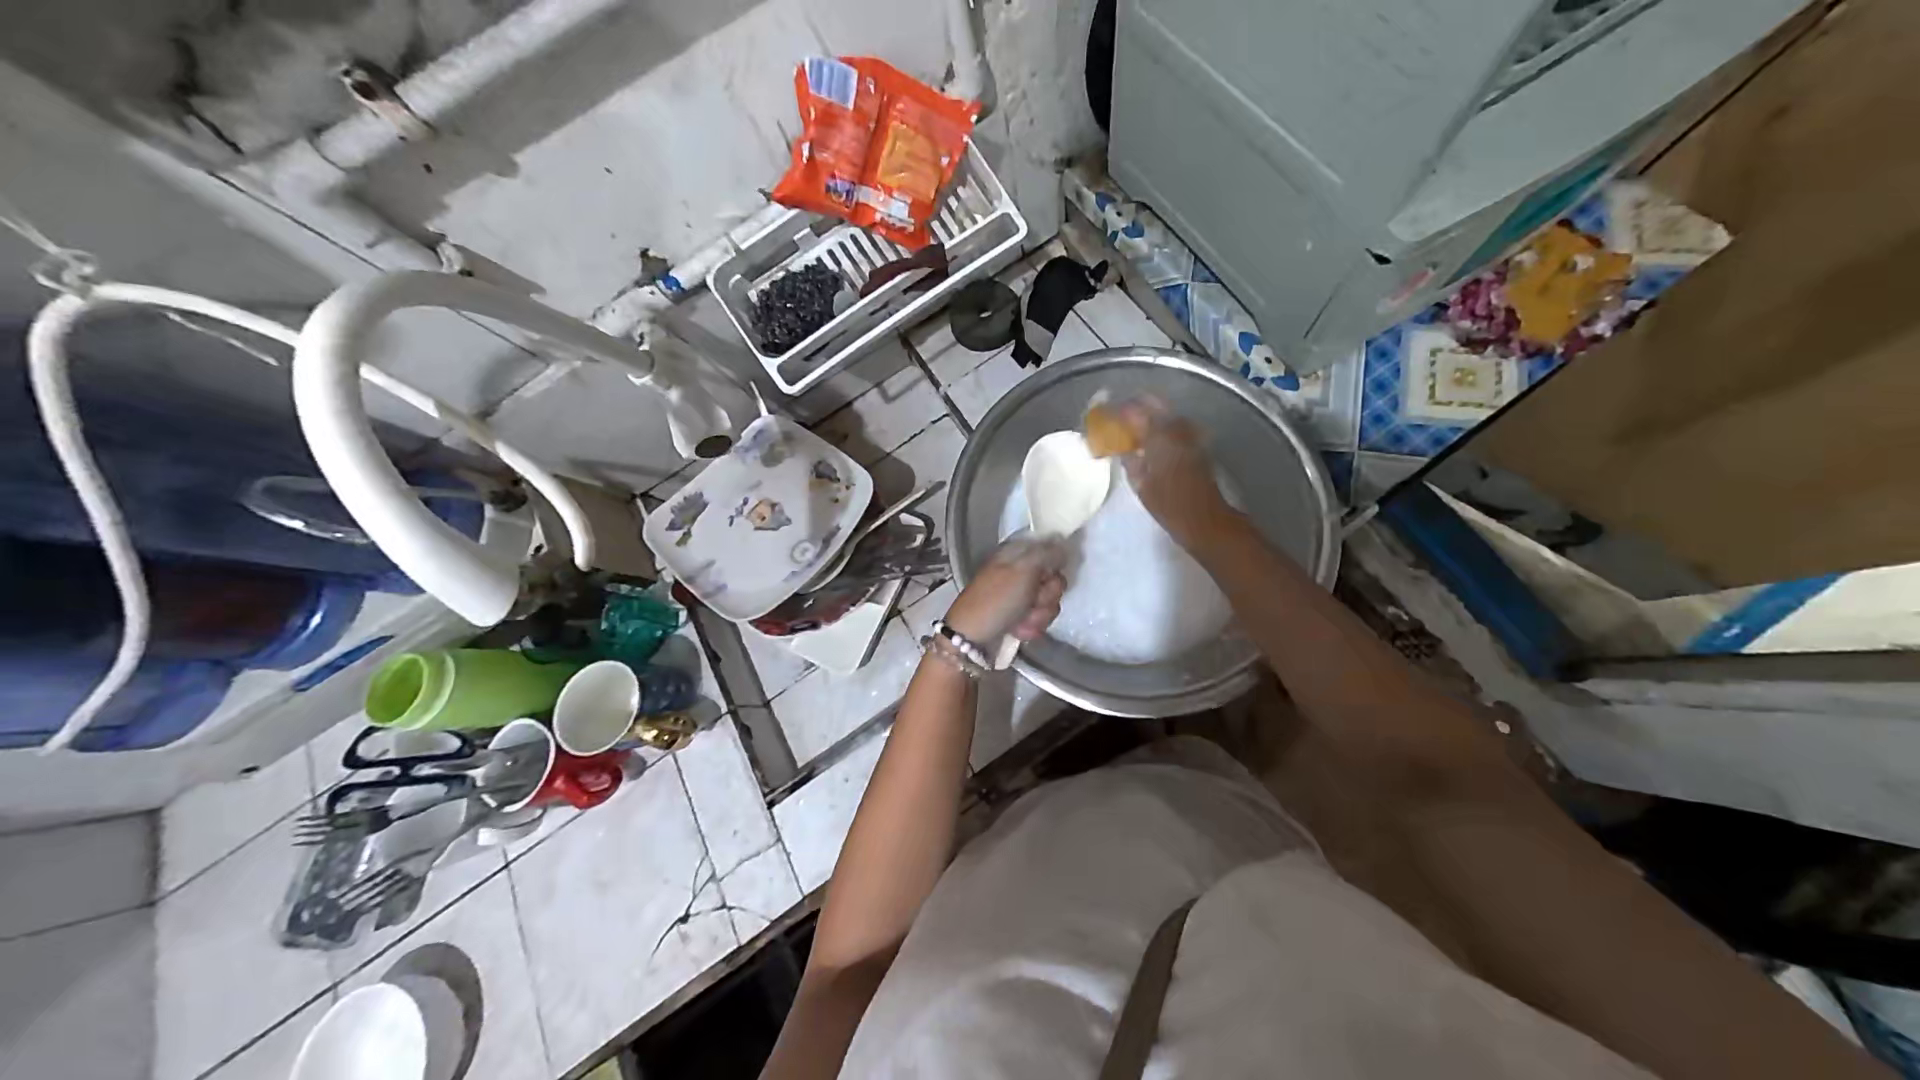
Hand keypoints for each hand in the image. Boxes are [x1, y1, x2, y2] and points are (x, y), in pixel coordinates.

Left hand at [944, 536, 1067, 642]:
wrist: (972, 638)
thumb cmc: (996, 599)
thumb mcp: (1022, 570)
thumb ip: (1047, 553)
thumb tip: (1064, 544)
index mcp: (1016, 554)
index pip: (1051, 550)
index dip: (1054, 565)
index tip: (1048, 574)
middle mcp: (1020, 572)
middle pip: (1054, 579)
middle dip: (1047, 595)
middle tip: (1032, 600)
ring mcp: (1021, 596)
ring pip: (1050, 602)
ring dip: (1039, 614)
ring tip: (1022, 620)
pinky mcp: (1021, 616)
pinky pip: (1041, 618)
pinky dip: (1032, 626)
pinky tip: (1019, 630)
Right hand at [1114, 399, 1238, 546]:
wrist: (1204, 518)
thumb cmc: (1169, 505)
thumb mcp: (1141, 485)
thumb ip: (1131, 462)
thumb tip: (1124, 450)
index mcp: (1158, 436)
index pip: (1134, 411)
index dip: (1119, 411)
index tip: (1107, 414)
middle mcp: (1176, 429)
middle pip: (1155, 403)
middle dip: (1137, 406)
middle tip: (1121, 416)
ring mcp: (1191, 434)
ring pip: (1169, 413)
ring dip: (1152, 415)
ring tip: (1136, 427)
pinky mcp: (1199, 444)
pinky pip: (1178, 426)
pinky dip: (1164, 427)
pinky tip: (1155, 440)